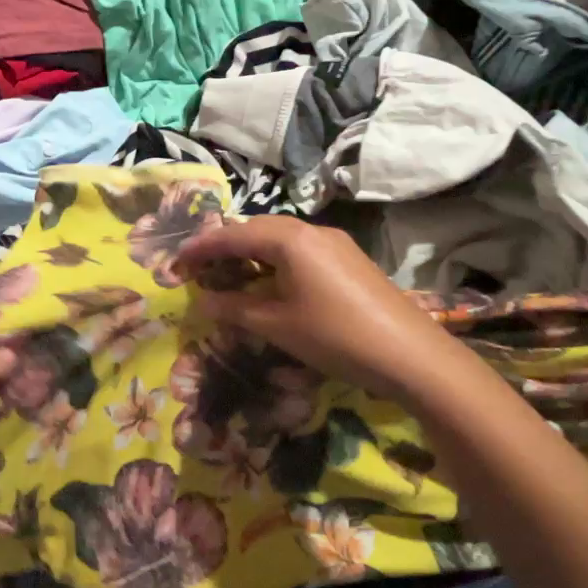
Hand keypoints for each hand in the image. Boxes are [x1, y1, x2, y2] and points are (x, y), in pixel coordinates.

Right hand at [177, 217, 489, 407]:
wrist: (413, 357)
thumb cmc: (335, 336)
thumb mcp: (276, 325)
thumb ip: (234, 308)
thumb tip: (204, 301)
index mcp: (289, 238)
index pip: (231, 235)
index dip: (199, 249)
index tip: (174, 264)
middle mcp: (311, 231)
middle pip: (254, 230)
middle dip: (223, 248)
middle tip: (198, 271)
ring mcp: (335, 244)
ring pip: (278, 239)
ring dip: (249, 255)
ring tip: (228, 279)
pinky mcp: (350, 260)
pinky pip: (299, 251)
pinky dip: (274, 262)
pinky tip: (268, 285)